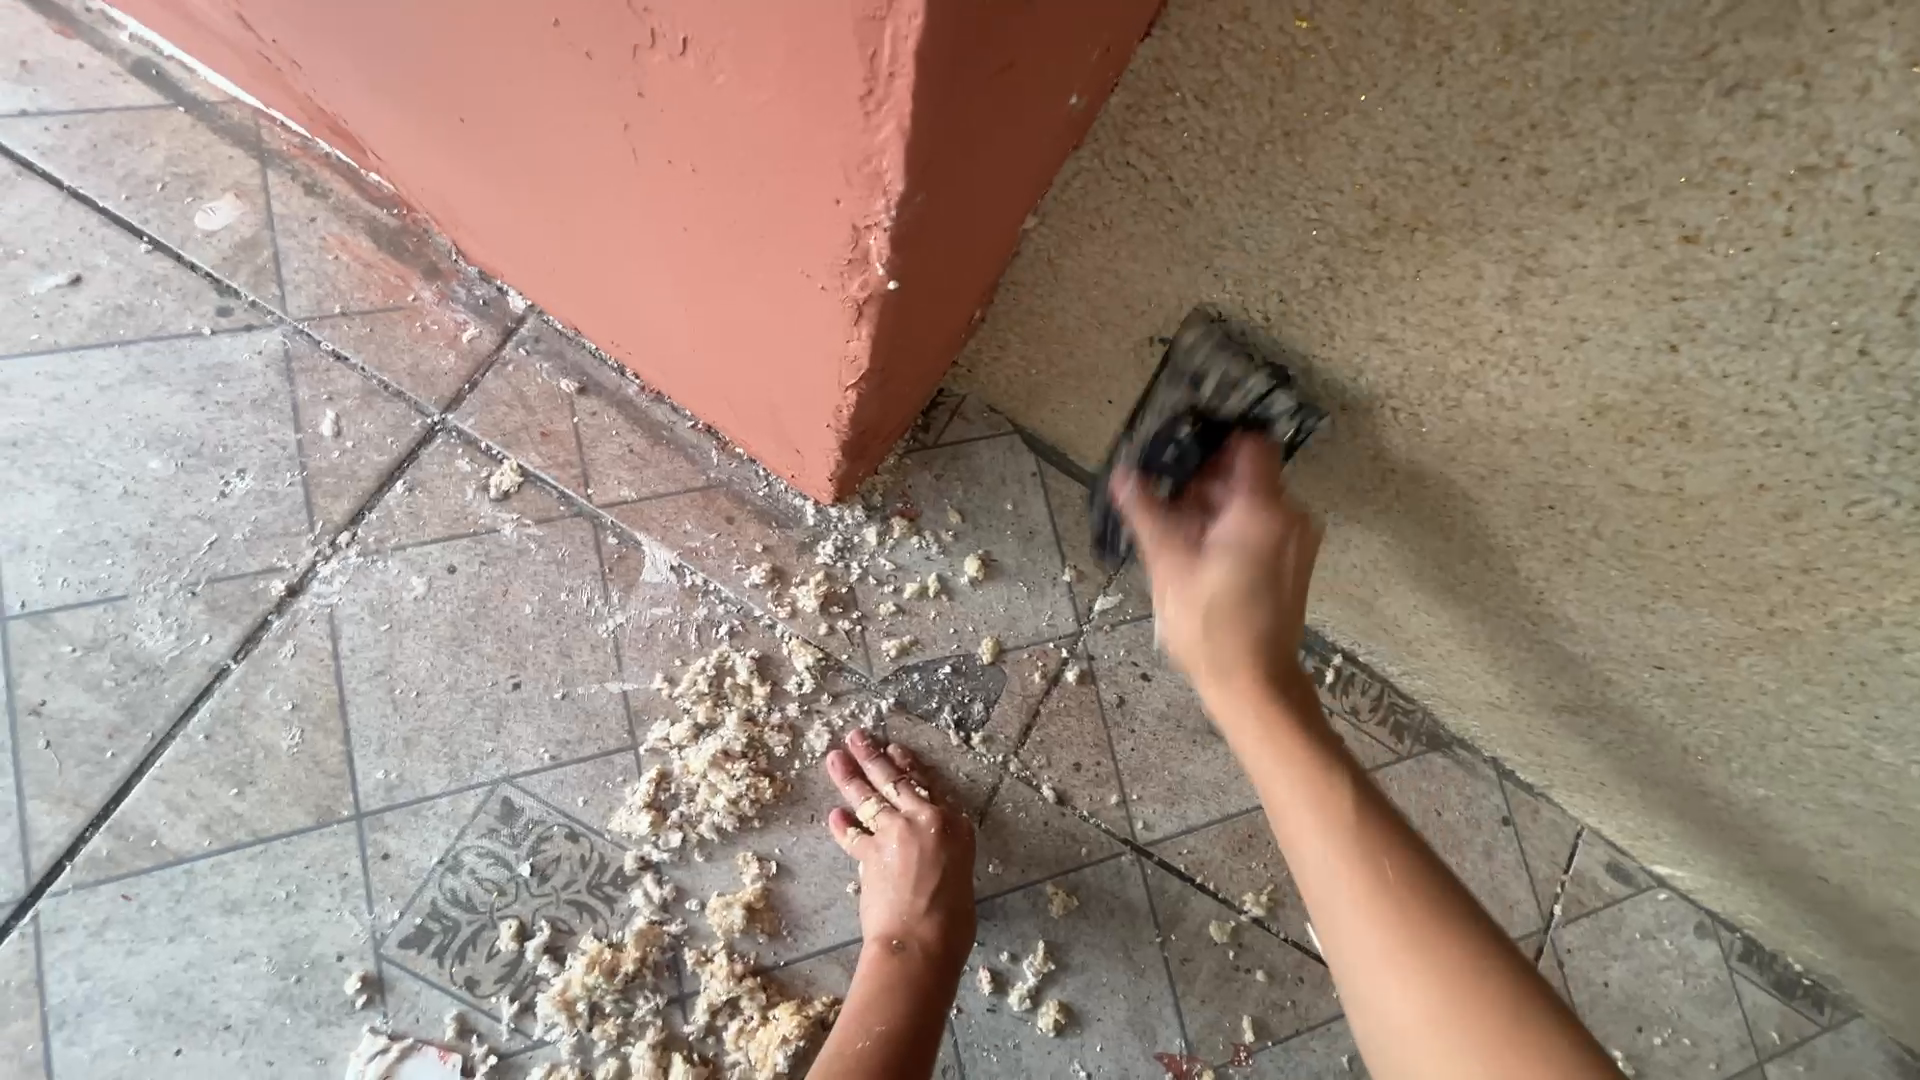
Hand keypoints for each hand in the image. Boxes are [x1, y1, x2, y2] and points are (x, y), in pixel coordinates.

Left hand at [824, 730, 975, 972]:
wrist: (923, 944)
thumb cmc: (953, 921)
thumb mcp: (961, 873)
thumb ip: (942, 851)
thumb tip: (926, 852)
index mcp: (955, 824)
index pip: (928, 785)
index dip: (908, 764)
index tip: (894, 749)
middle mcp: (924, 819)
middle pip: (895, 780)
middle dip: (873, 756)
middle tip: (856, 736)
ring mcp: (894, 833)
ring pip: (869, 797)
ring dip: (849, 775)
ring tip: (835, 757)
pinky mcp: (870, 853)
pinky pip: (852, 834)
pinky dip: (842, 825)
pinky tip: (834, 814)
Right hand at [1111, 433, 1322, 700]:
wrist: (1253, 682)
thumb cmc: (1209, 624)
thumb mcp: (1168, 563)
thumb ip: (1146, 511)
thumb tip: (1122, 474)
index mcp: (1262, 509)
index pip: (1249, 444)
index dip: (1213, 444)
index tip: (1179, 459)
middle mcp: (1290, 516)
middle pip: (1247, 474)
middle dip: (1204, 483)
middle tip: (1167, 507)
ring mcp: (1297, 540)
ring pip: (1252, 501)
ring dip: (1214, 508)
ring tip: (1178, 536)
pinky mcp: (1293, 562)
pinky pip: (1261, 525)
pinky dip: (1232, 528)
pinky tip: (1200, 555)